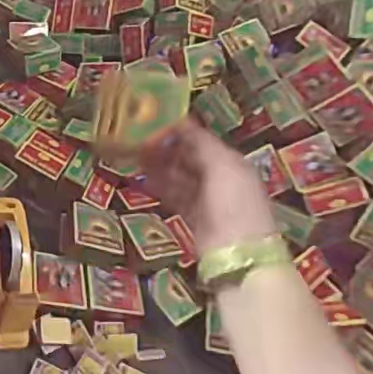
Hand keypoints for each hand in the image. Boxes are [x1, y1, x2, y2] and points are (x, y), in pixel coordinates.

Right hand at [140, 121, 279, 252]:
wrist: (235, 251)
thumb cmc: (233, 202)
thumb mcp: (222, 166)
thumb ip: (201, 144)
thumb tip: (182, 122)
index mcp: (231, 162)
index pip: (202, 141)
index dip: (180, 133)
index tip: (154, 125)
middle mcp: (219, 178)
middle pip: (189, 159)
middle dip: (166, 150)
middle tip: (139, 142)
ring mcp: (206, 199)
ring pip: (179, 177)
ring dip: (160, 168)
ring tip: (136, 159)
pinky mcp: (193, 217)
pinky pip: (174, 196)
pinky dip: (160, 188)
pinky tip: (144, 181)